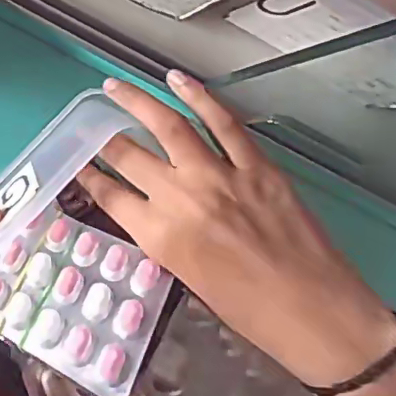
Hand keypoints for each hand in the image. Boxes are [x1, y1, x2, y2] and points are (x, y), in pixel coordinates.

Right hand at [76, 73, 395, 389]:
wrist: (317, 315)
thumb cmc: (250, 312)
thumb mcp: (189, 278)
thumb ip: (164, 237)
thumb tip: (149, 208)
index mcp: (160, 237)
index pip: (110, 196)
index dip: (89, 176)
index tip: (79, 163)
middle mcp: (181, 200)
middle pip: (129, 156)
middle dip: (104, 138)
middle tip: (92, 124)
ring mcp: (219, 176)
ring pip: (168, 126)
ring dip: (137, 101)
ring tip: (116, 86)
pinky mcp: (255, 165)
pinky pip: (222, 122)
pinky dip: (198, 96)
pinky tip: (178, 80)